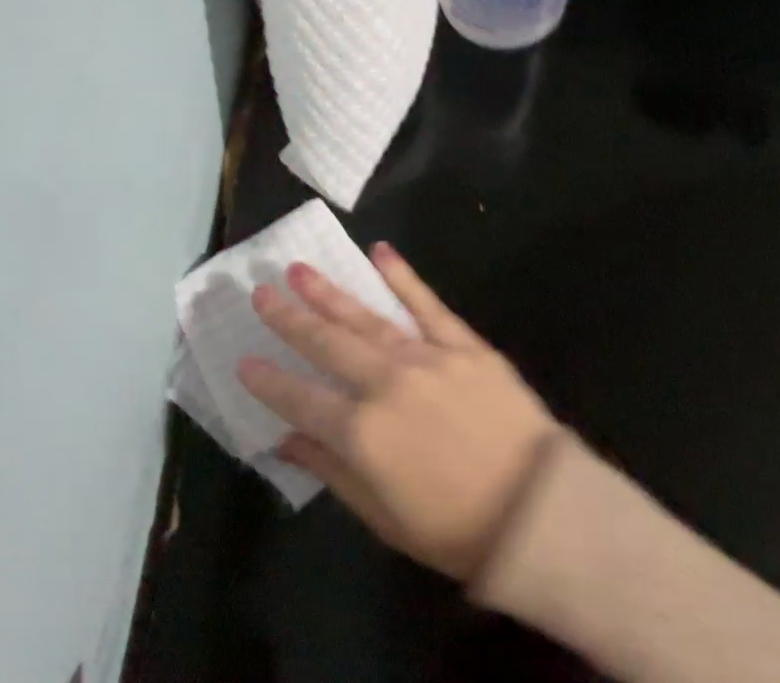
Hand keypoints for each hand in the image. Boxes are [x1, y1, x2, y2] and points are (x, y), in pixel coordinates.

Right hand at [237, 243, 558, 581]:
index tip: (243, 360)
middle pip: (328, 344)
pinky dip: (404, 278)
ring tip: (300, 270)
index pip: (300, 399)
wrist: (536, 507)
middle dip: (290, 319)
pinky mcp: (467, 346)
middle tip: (261, 291)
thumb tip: (286, 440)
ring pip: (369, 319)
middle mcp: (387, 384)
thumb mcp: (381, 514)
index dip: (268, 381)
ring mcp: (429, 358)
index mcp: (361, 432)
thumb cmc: (453, 527)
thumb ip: (331, 469)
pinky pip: (429, 306)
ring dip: (331, 293)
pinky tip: (381, 253)